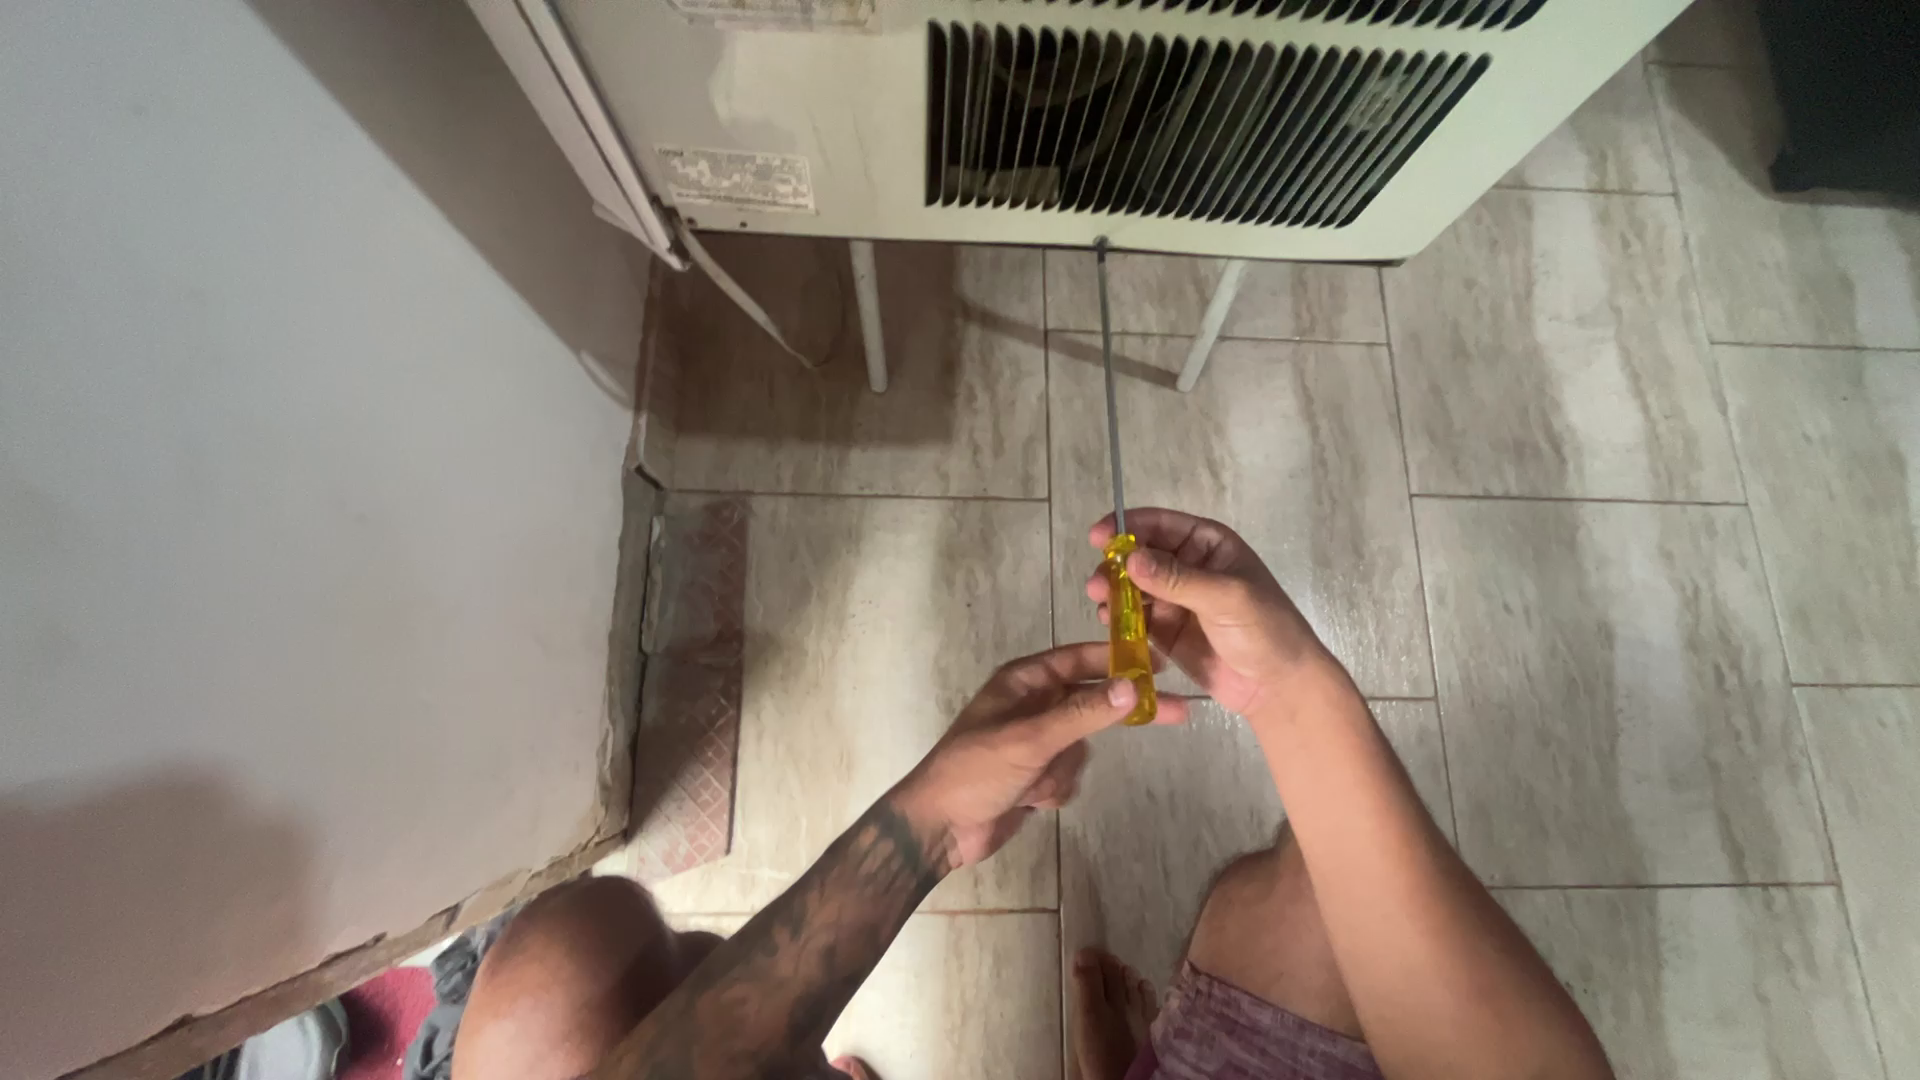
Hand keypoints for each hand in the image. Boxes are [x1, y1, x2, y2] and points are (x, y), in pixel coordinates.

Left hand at [889, 642, 1173, 873]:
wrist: (942, 827)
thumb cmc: (977, 770)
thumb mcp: (1031, 738)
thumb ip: (1083, 713)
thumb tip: (1132, 687)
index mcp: (1023, 682)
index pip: (1078, 659)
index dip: (1118, 660)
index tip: (1159, 663)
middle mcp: (1032, 705)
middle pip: (1091, 703)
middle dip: (1115, 717)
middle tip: (1175, 713)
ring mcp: (1035, 741)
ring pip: (1082, 746)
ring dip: (1064, 768)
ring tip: (1033, 781)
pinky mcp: (1037, 773)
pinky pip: (1069, 774)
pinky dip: (1055, 788)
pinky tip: (1030, 799)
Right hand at [1085, 508, 1335, 719]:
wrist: (1278, 687)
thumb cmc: (1265, 630)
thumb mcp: (1226, 598)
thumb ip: (1177, 579)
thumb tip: (1130, 559)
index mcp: (1206, 545)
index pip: (1160, 525)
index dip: (1127, 526)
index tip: (1098, 537)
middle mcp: (1186, 567)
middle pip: (1139, 555)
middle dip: (1115, 564)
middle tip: (1097, 582)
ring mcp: (1173, 599)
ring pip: (1131, 586)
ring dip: (1112, 590)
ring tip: (1099, 601)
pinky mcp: (1164, 631)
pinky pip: (1133, 617)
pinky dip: (1118, 617)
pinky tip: (1109, 622)